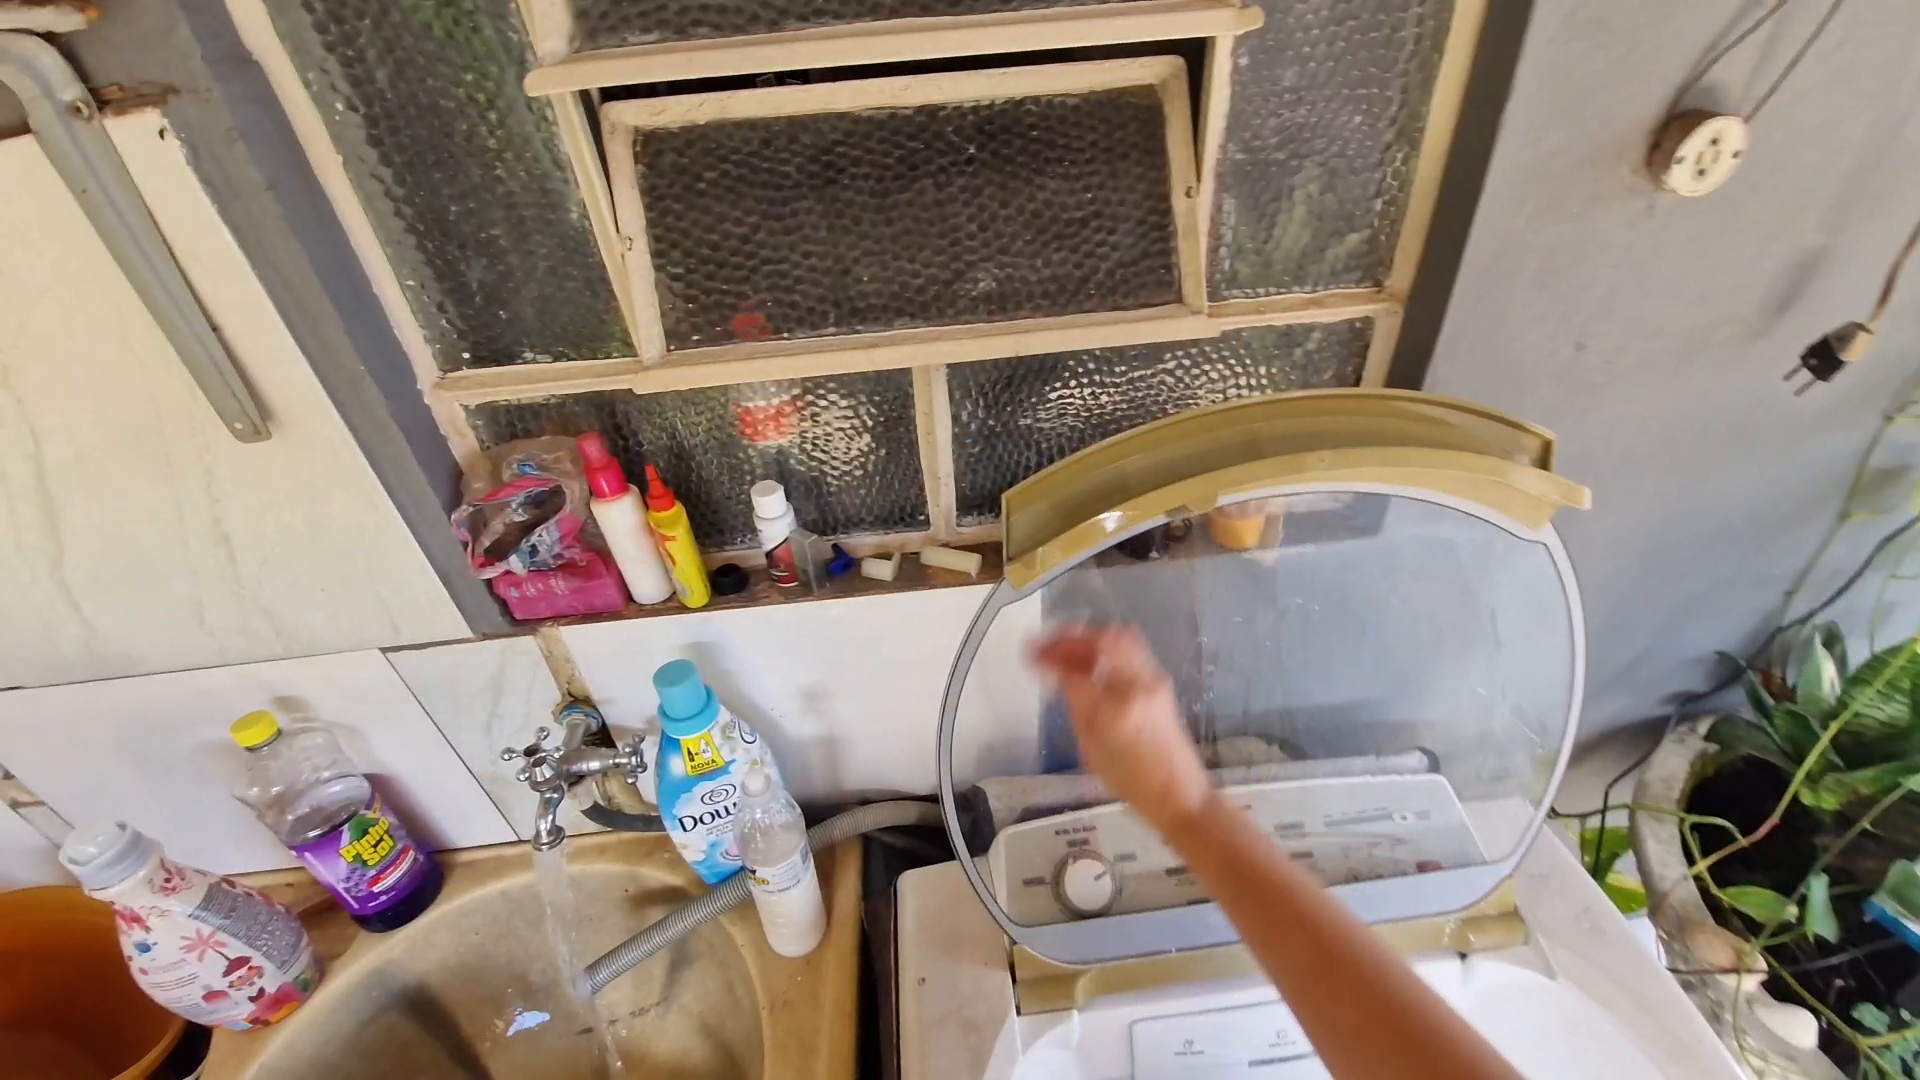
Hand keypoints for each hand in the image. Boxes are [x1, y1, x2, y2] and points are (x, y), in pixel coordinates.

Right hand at [1031, 625, 1212, 831]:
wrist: (1180, 792)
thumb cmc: (1131, 782)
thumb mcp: (1091, 749)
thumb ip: (1076, 707)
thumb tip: (1061, 678)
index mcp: (1115, 710)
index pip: (1075, 672)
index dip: (1049, 659)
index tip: (1032, 656)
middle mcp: (1137, 686)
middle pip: (1102, 641)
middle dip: (1070, 637)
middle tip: (1049, 644)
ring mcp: (1153, 679)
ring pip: (1119, 637)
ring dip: (1088, 637)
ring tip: (1067, 646)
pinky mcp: (1160, 680)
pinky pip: (1130, 648)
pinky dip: (1106, 644)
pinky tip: (1090, 657)